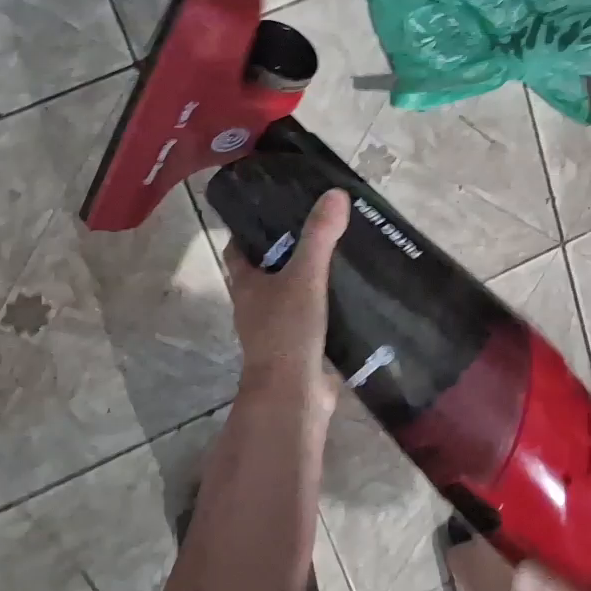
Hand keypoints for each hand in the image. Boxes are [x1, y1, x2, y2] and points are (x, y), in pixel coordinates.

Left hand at [223, 188, 348, 411]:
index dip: (250, 228)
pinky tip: (352, 295)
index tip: (274, 208)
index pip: (238, 248)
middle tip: (318, 226)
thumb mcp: (305, 276)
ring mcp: (277, 330)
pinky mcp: (301, 350)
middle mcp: (255, 306)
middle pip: (266, 271)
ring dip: (309, 279)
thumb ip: (319, 236)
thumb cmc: (287, 332)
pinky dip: (328, 307)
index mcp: (246, 284)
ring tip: (341, 255)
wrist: (293, 397)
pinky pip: (313, 320)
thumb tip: (335, 193)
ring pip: (291, 295)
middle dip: (287, 251)